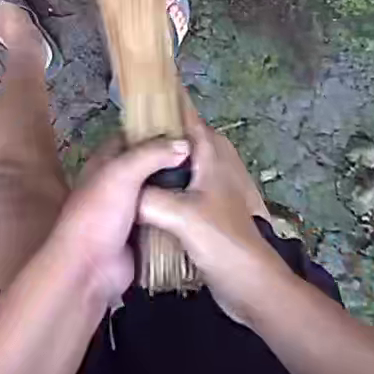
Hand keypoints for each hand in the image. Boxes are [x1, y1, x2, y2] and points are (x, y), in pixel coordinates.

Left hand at [39, 136, 191, 304]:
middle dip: (172, 160)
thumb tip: (185, 144)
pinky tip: (201, 204)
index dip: (156, 130)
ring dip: (178, 187)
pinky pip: (164, 217)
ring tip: (208, 175)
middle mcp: (118, 182)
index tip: (186, 127)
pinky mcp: (142, 234)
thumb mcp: (123, 173)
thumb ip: (153, 154)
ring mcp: (130, 209)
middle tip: (204, 153)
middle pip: (149, 164)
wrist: (88, 270)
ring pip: (159, 191)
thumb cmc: (99, 212)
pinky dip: (178, 213)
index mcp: (106, 161)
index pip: (133, 136)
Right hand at [136, 101, 292, 322]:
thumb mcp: (181, 216)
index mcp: (210, 152)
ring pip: (181, 159)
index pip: (186, 114)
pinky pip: (181, 182)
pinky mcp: (209, 206)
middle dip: (156, 129)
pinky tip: (143, 190)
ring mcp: (212, 183)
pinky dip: (164, 180)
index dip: (166, 99)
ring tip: (128, 158)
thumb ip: (148, 199)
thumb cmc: (222, 241)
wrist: (251, 284)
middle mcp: (212, 160)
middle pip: (180, 135)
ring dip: (159, 157)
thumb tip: (122, 192)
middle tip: (122, 131)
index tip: (141, 90)